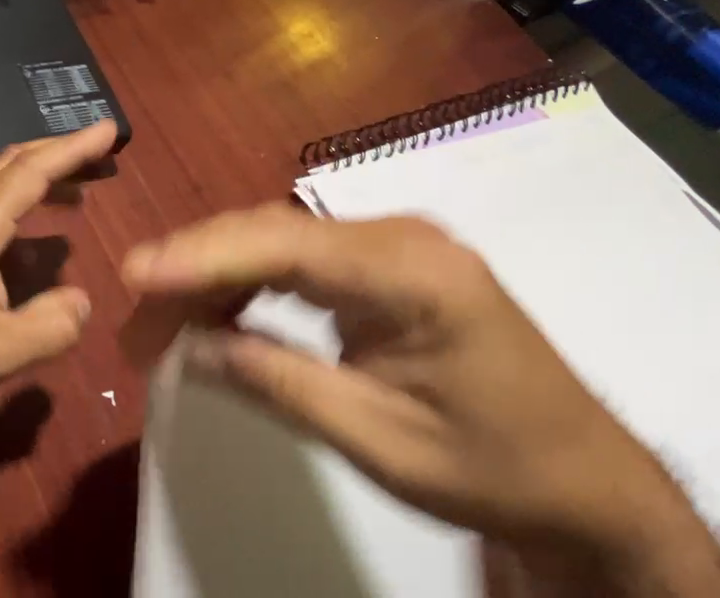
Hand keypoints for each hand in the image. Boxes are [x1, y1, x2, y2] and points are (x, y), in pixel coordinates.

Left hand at [0, 120, 116, 415]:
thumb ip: (51, 325)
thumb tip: (82, 300)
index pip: (30, 173)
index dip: (72, 149)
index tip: (108, 129)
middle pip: (9, 164)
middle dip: (57, 152)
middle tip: (101, 151)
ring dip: (36, 175)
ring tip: (81, 186)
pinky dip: (16, 199)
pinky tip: (33, 226)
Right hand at [121, 206, 719, 592]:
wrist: (586, 487)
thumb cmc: (494, 469)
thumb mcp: (379, 440)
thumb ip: (276, 382)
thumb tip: (184, 347)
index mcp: (415, 274)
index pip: (281, 245)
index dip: (198, 256)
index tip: (132, 276)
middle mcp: (397, 237)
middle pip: (264, 233)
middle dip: (188, 271)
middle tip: (133, 323)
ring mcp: (387, 244)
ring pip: (266, 241)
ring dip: (204, 279)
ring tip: (155, 326)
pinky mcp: (374, 263)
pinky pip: (287, 259)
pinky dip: (238, 285)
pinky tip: (206, 317)